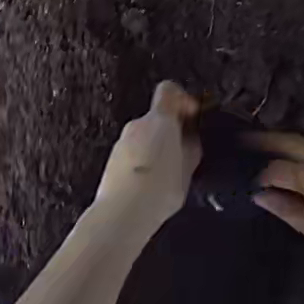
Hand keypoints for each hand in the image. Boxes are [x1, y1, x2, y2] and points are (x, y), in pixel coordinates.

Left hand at [92, 82, 201, 232]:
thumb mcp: (187, 168)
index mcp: (160, 120)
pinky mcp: (112, 159)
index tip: (192, 115)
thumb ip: (190, 147)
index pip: (168, 90)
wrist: (122, 213)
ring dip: (156, 147)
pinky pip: (133, 152)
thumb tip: (190, 139)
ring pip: (144, 136)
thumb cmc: (160, 189)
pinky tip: (150, 184)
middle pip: (157, 117)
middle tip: (183, 153)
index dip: (182, 98)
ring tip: (167, 174)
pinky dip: (142, 160)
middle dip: (171, 131)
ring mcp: (122, 141)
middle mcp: (138, 124)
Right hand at [248, 132, 303, 291]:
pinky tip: (299, 168)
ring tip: (267, 151)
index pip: (279, 168)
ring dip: (288, 146)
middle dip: (268, 139)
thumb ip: (286, 209)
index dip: (260, 175)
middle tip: (244, 140)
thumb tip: (259, 193)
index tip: (246, 184)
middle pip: (294, 142)